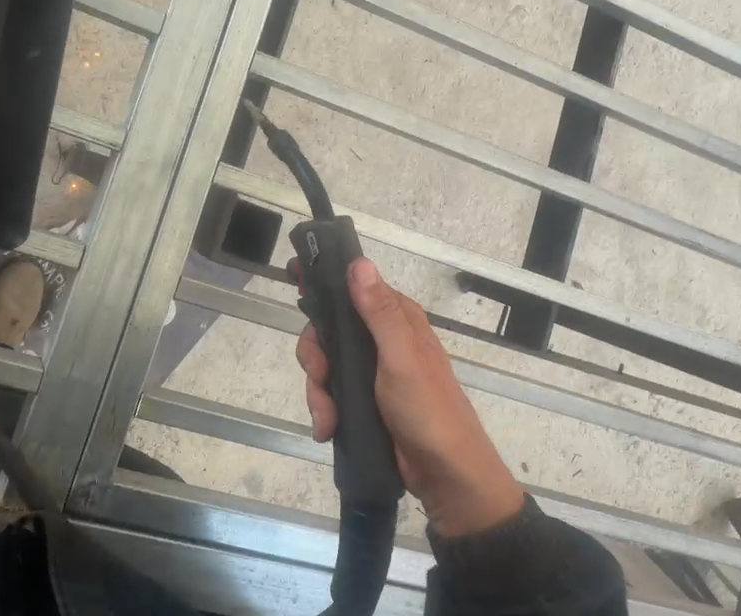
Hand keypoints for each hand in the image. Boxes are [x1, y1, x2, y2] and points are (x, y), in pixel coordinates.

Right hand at [297, 258, 525, 536]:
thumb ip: (379, 312)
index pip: (352, 288)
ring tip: (326, 417)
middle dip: (316, 357)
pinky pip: (332, 392)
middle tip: (319, 377)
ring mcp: (373, 371)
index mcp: (396, 318)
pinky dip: (324, 408)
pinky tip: (327, 427)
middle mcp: (383, 338)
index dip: (323, 291)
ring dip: (318, 391)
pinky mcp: (365, 400)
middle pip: (329, 330)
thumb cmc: (428, 411)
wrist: (446, 477)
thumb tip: (359, 262)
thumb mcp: (402, 358)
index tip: (294, 289)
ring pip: (326, 364)